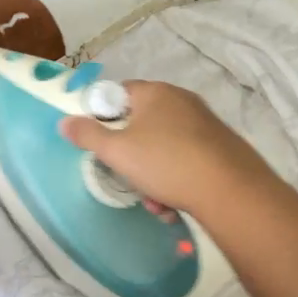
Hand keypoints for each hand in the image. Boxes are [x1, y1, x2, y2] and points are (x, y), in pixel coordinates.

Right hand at [59, 80, 273, 221]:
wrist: (233, 193)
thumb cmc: (166, 163)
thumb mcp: (116, 151)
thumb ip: (87, 134)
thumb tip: (64, 121)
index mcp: (155, 92)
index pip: (117, 93)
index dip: (101, 115)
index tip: (98, 141)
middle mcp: (181, 100)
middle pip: (139, 123)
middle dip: (129, 155)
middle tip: (126, 176)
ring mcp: (205, 123)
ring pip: (162, 147)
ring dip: (151, 175)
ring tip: (155, 202)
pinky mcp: (221, 147)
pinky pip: (185, 159)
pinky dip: (175, 179)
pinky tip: (174, 204)